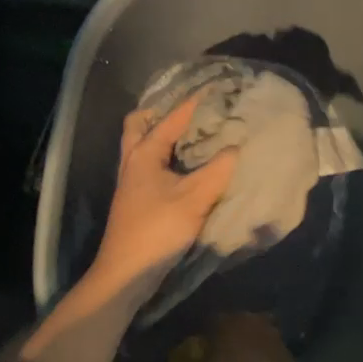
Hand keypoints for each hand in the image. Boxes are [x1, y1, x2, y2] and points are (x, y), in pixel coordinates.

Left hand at [85, 94, 238, 298]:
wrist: (127, 272)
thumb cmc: (157, 230)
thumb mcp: (194, 199)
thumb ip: (217, 171)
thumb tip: (235, 148)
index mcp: (143, 154)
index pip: (171, 118)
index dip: (194, 103)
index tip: (216, 89)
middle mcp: (132, 163)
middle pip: (139, 126)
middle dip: (161, 114)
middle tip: (189, 111)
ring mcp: (130, 184)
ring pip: (142, 148)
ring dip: (162, 138)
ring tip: (193, 136)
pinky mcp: (135, 202)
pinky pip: (149, 168)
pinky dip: (166, 161)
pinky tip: (186, 170)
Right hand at [192, 313, 357, 361]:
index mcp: (222, 319)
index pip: (208, 323)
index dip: (204, 339)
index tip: (201, 352)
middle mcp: (246, 317)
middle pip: (233, 326)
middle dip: (228, 339)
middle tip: (222, 357)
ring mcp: (270, 329)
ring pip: (252, 335)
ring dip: (247, 346)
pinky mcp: (286, 345)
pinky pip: (267, 349)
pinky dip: (262, 357)